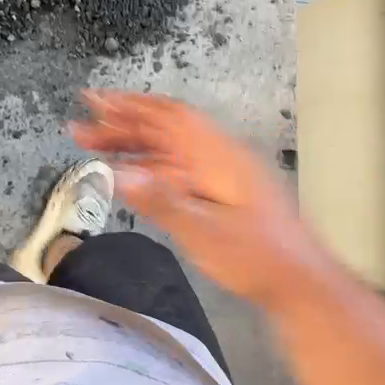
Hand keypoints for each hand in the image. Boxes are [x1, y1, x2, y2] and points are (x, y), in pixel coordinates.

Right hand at [69, 90, 329, 310]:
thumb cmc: (256, 258)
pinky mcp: (222, 193)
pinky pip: (178, 167)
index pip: (168, 117)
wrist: (302, 284)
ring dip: (132, 144)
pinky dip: (149, 165)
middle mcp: (218, 156)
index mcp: (217, 156)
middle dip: (122, 123)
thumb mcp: (204, 232)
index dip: (129, 105)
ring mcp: (221, 174)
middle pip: (165, 128)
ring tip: (94, 146)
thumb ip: (160, 201)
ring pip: (169, 148)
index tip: (94, 100)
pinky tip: (129, 174)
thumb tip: (118, 174)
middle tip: (82, 126)